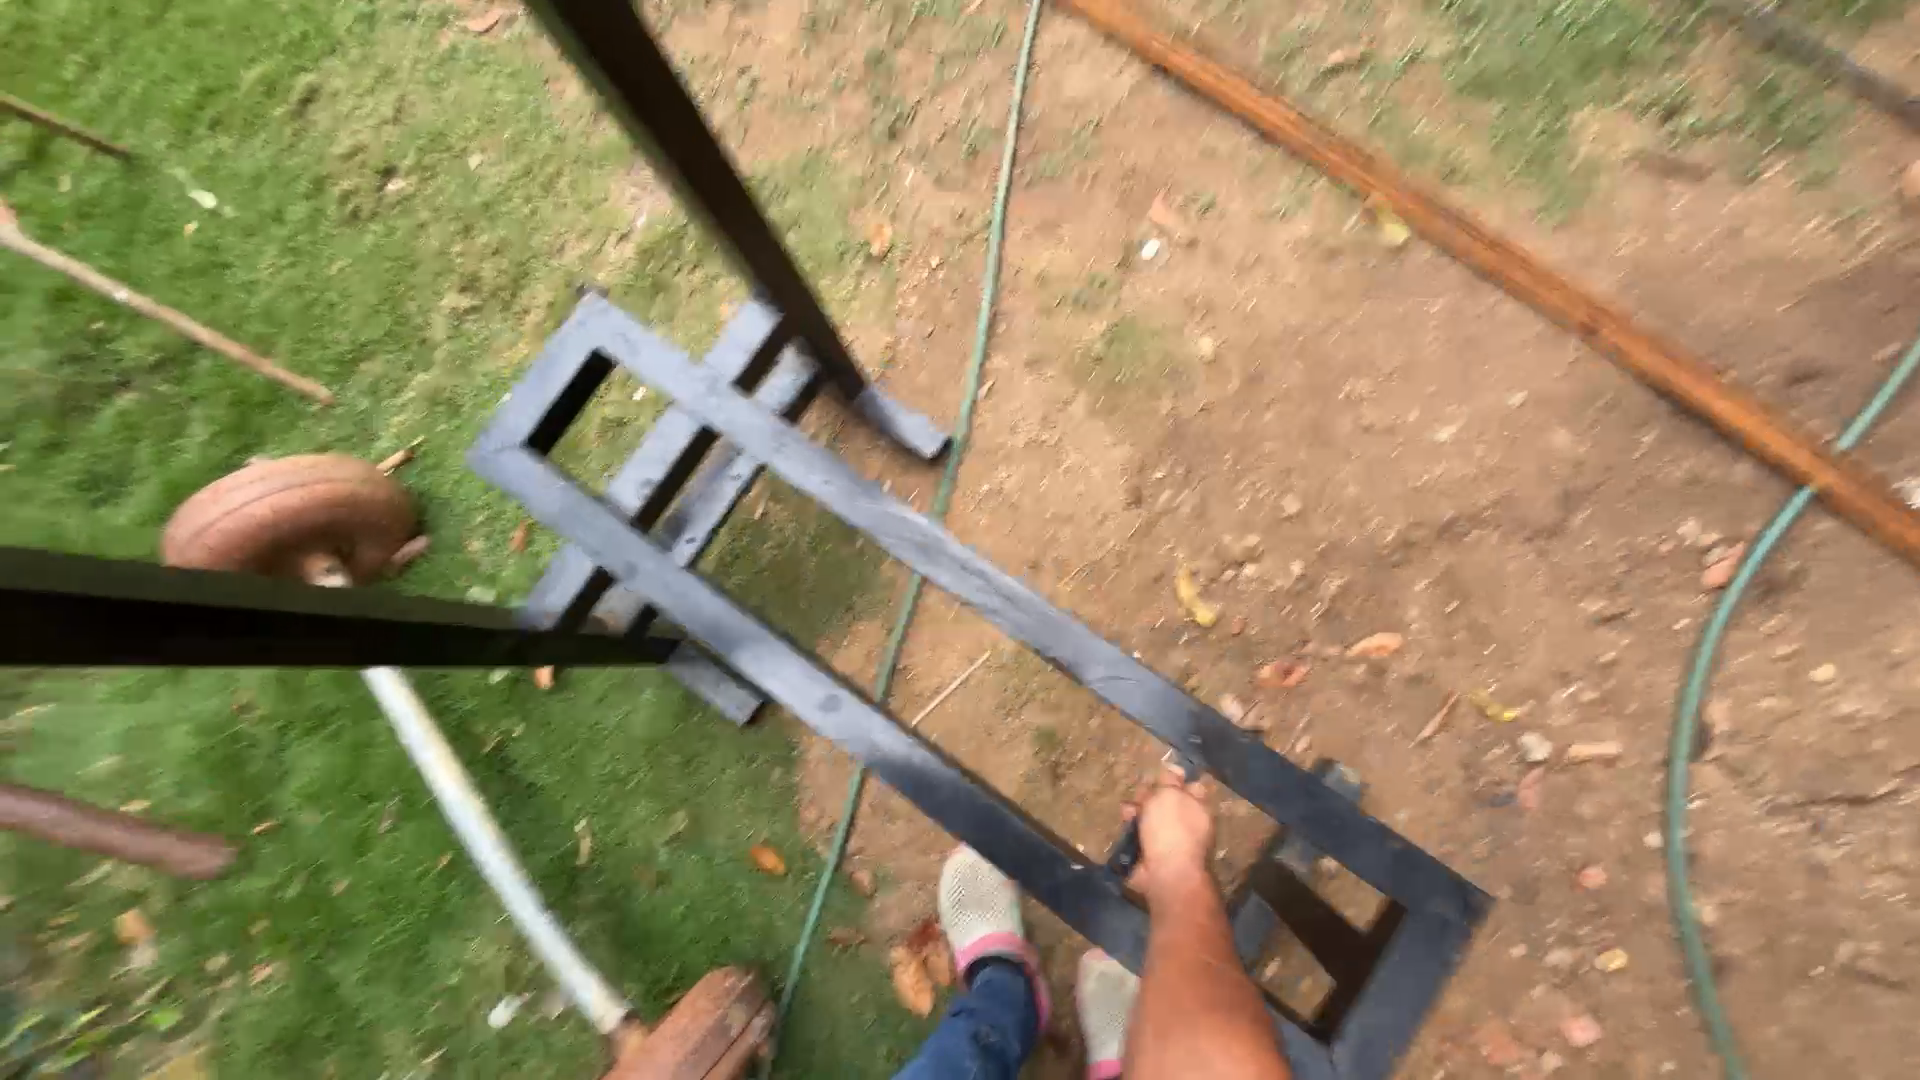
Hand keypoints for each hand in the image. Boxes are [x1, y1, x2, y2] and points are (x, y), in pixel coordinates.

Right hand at [1124, 769, 1214, 903]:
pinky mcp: (1151, 850)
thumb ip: (1170, 780)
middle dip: (1149, 794)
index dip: (1175, 778)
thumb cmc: (1171, 829)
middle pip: (1165, 799)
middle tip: (1142, 795)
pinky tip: (1125, 823)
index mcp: (1198, 807)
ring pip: (1149, 814)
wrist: (1165, 873)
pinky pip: (1139, 831)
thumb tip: (1173, 766)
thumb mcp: (1170, 794)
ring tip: (1128, 812)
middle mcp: (1186, 821)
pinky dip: (1131, 826)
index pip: (1190, 785)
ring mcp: (1169, 837)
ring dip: (1136, 809)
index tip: (1160, 773)